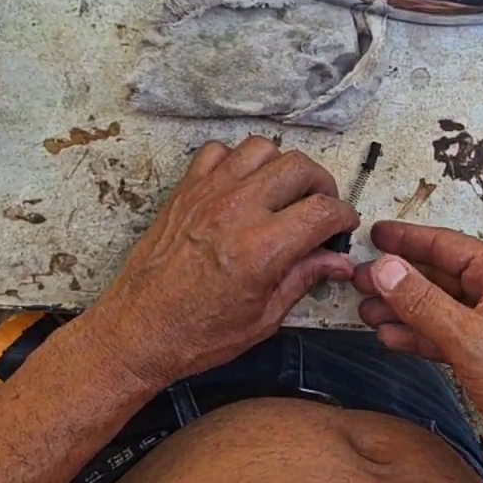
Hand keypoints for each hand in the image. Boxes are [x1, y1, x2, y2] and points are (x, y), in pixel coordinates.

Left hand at [82, 137, 358, 388]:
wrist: (138, 330)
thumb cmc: (200, 334)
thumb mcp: (264, 318)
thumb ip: (305, 278)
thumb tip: (340, 260)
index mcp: (261, 249)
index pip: (322, 210)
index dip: (344, 215)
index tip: (343, 226)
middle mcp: (237, 211)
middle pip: (298, 166)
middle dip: (321, 184)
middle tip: (320, 207)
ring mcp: (208, 194)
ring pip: (261, 148)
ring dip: (281, 166)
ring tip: (283, 193)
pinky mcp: (185, 189)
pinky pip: (218, 151)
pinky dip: (237, 161)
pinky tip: (242, 186)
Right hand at [353, 222, 482, 474]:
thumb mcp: (471, 340)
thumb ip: (423, 302)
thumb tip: (386, 268)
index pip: (445, 243)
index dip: (405, 239)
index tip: (375, 235)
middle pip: (438, 274)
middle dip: (397, 279)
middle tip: (360, 279)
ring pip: (439, 305)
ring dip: (403, 309)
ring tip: (367, 310)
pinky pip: (447, 332)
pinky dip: (419, 334)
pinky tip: (393, 337)